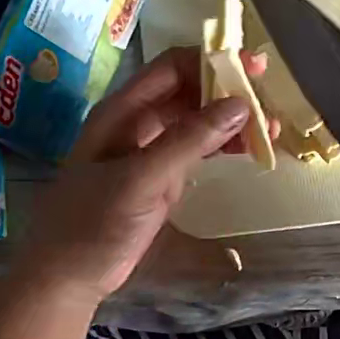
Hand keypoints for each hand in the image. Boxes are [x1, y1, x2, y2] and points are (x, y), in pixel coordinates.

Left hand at [10, 46, 269, 305]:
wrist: (68, 275)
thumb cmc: (93, 223)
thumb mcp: (140, 179)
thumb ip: (187, 141)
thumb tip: (239, 104)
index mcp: (122, 112)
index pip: (171, 68)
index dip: (212, 62)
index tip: (253, 70)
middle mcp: (136, 124)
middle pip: (188, 92)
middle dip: (229, 93)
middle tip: (272, 103)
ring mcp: (148, 152)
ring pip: (195, 122)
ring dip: (230, 122)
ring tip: (270, 130)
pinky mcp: (158, 179)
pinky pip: (194, 151)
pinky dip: (220, 147)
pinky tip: (246, 151)